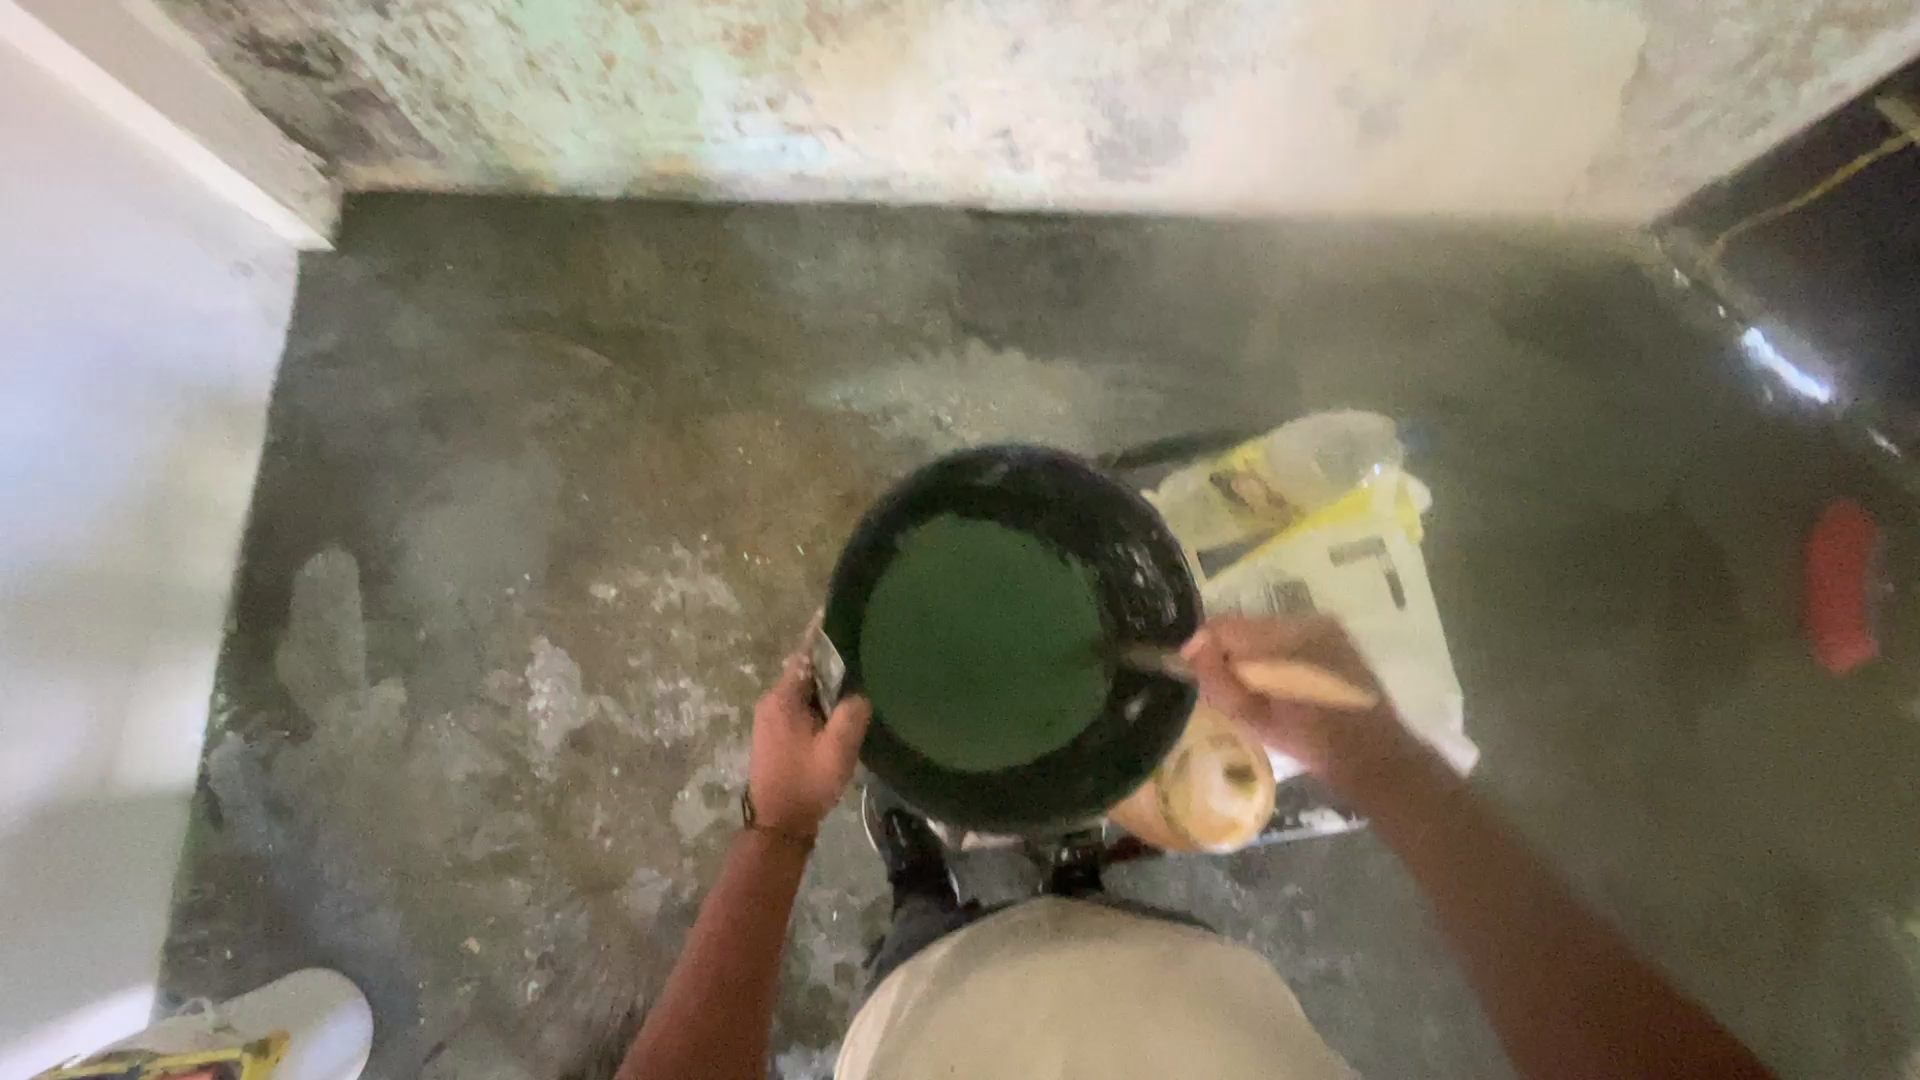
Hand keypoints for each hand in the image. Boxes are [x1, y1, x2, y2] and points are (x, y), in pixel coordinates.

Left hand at [747, 617, 871, 837]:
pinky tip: (840, 703)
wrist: (778, 825)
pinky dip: (819, 698)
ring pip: (803, 689)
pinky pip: (800, 704)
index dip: (820, 633)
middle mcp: (771, 702)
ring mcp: (770, 719)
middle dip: (828, 658)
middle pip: (803, 669)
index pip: (804, 654)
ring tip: (855, 670)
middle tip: (859, 642)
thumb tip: (860, 692)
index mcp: (783, 699)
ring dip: (825, 681)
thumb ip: (852, 713)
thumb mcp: (837, 748)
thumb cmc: (806, 783)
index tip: (834, 610)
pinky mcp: (775, 734)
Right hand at [1180, 615, 1422, 788]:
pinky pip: (1288, 635)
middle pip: (1245, 626)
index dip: (1202, 644)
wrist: (1375, 755)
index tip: (1190, 665)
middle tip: (1225, 684)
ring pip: (1265, 630)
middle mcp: (1305, 622)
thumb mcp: (1253, 718)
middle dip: (1228, 651)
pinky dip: (1275, 653)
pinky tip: (1281, 680)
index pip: (1225, 626)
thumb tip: (1193, 649)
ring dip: (1252, 652)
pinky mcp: (1335, 634)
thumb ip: (1218, 680)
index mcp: (1284, 642)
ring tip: (1255, 686)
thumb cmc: (1311, 743)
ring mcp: (1323, 625)